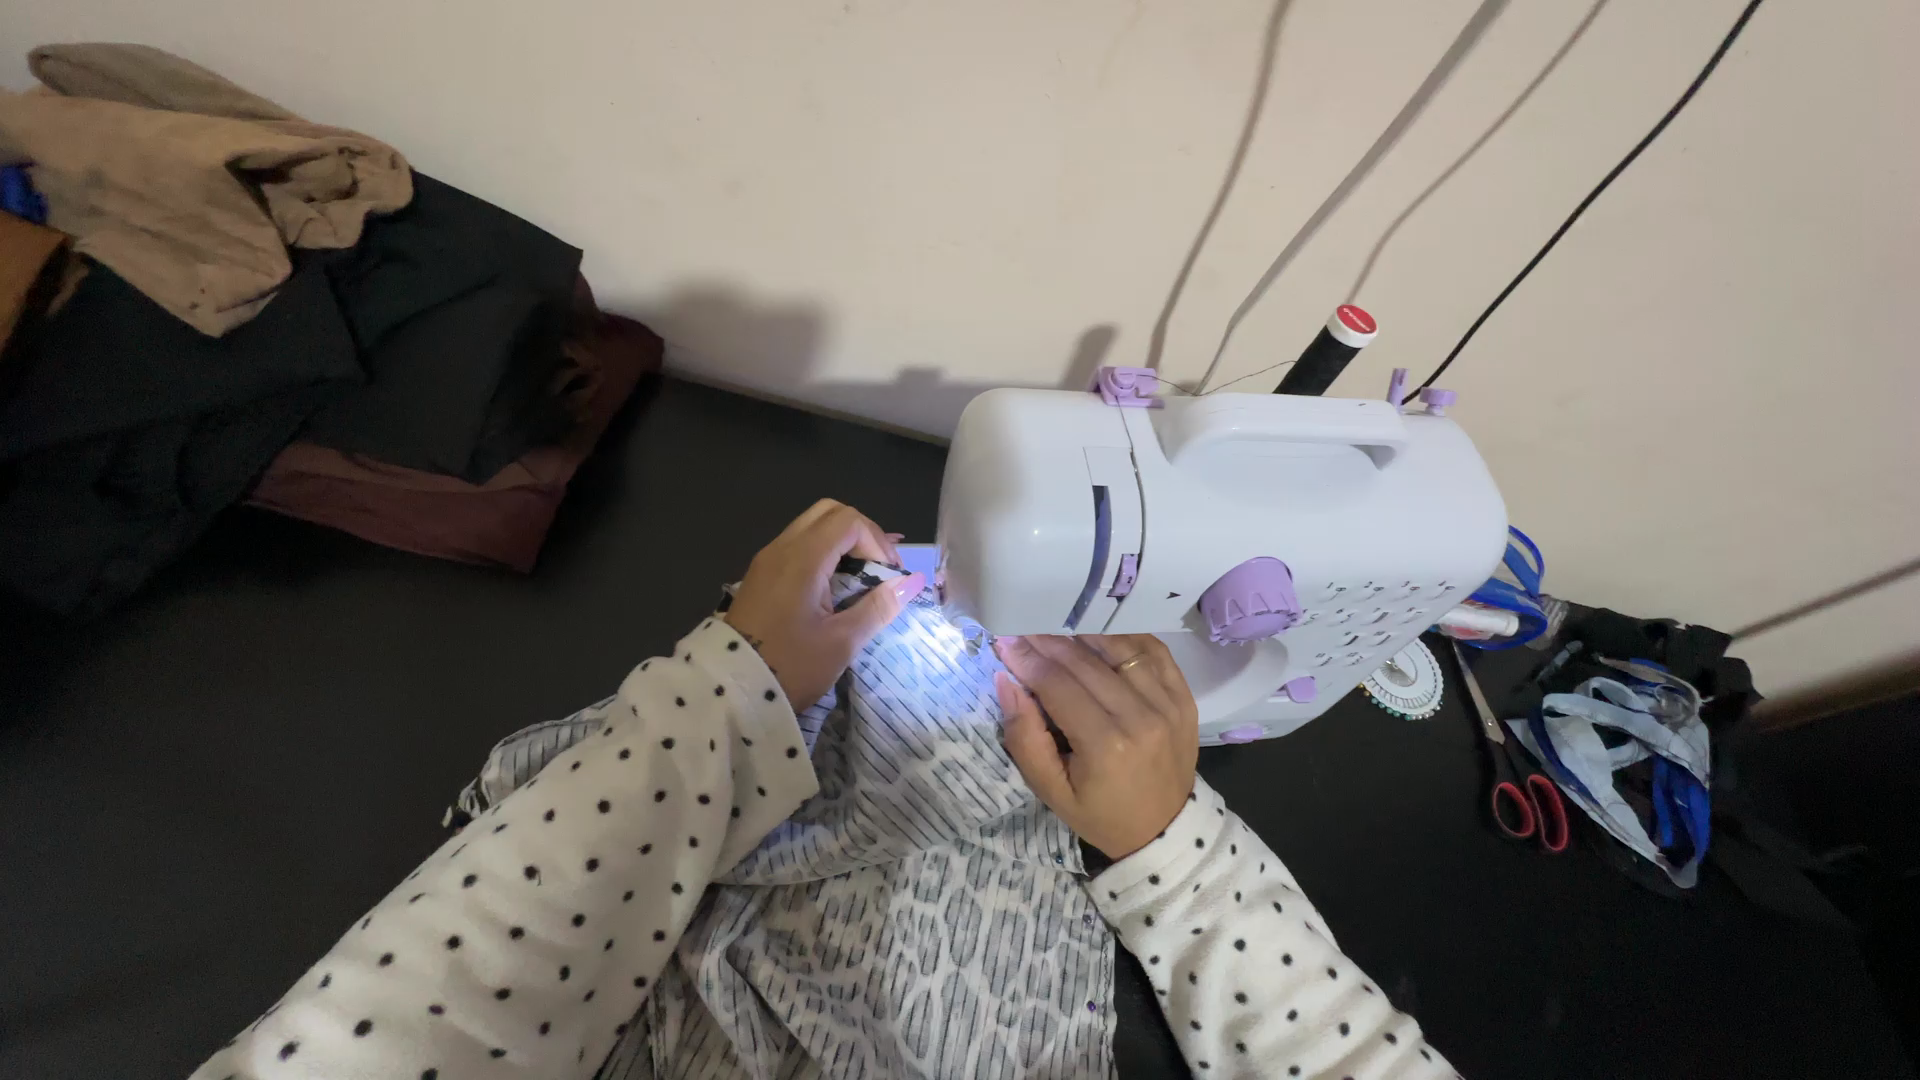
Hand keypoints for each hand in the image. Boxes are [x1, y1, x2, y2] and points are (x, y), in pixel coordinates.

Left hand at [724, 499, 924, 707]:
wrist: (729, 694)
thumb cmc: (790, 667)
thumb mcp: (842, 642)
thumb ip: (879, 607)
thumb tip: (912, 582)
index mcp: (801, 559)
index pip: (849, 521)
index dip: (877, 542)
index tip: (889, 576)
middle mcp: (781, 549)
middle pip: (830, 513)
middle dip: (862, 534)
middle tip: (879, 568)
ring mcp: (767, 560)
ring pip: (813, 527)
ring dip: (843, 544)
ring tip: (864, 578)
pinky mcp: (761, 576)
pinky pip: (799, 546)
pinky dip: (825, 554)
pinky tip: (838, 584)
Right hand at [993, 634, 1198, 858]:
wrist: (1165, 831)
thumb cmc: (1100, 813)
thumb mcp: (1051, 789)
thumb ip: (1024, 737)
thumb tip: (1006, 682)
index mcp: (1104, 745)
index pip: (1057, 684)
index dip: (1027, 659)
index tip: (1005, 642)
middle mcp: (1140, 717)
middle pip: (1085, 662)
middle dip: (1047, 641)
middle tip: (1023, 629)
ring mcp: (1167, 704)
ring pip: (1119, 648)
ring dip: (1083, 632)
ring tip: (1057, 626)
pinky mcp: (1184, 698)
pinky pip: (1154, 651)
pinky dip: (1125, 636)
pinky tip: (1101, 633)